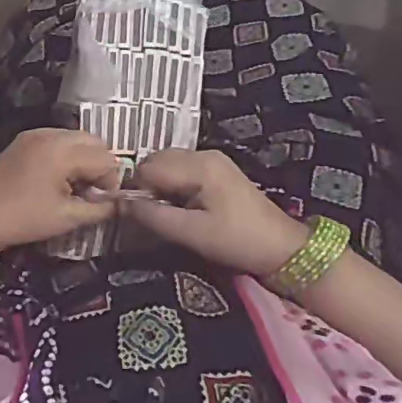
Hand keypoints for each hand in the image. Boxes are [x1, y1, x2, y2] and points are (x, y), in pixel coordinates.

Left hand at [0, 129, 123, 250]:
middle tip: (90, 193)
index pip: (107, 158)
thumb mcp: (66, 218)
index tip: (100, 202)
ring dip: (84, 159)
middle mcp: (51, 134)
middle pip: (95, 142)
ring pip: (77, 138)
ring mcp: (35, 134)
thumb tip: (118, 203)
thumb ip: (99, 208)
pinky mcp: (23, 140)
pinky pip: (58, 140)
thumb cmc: (23, 219)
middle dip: (100, 166)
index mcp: (63, 151)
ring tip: (74, 186)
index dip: (111, 182)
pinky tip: (56, 178)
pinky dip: (66, 154)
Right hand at [124, 149, 308, 277]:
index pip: (148, 167)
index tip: (133, 215)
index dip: (135, 190)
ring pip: (166, 163)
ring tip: (165, 212)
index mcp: (199, 166)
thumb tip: (119, 204)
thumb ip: (153, 217)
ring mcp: (212, 159)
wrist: (282, 248)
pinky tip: (179, 206)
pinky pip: (180, 169)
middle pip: (155, 161)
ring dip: (157, 185)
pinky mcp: (216, 169)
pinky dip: (171, 184)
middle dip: (145, 185)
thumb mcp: (191, 234)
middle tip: (150, 215)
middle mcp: (204, 154)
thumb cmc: (237, 241)